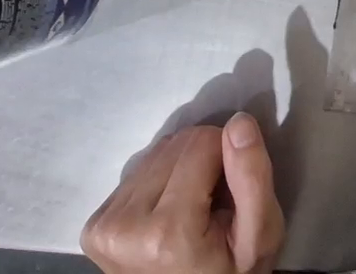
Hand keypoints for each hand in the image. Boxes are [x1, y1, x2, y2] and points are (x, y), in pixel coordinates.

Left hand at [82, 115, 285, 273]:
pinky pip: (140, 169)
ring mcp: (102, 226)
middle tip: (214, 200)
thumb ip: (253, 177)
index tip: (231, 191)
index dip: (228, 156)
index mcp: (167, 231)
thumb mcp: (262, 234)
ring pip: (159, 152)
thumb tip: (238, 122)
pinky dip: (163, 180)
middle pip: (178, 144)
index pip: (202, 142)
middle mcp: (124, 225)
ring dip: (183, 168)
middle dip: (205, 160)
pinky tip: (170, 209)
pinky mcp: (93, 225)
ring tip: (193, 206)